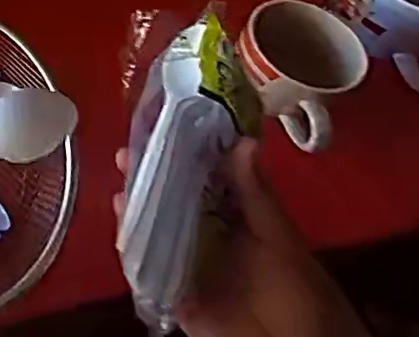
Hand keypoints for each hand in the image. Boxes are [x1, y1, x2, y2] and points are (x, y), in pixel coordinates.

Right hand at [114, 139, 368, 336]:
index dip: (172, 147)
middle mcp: (205, 228)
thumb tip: (244, 140)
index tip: (151, 125)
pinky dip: (134, 249)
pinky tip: (124, 229)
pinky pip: (150, 269)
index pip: (195, 169)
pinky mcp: (179, 294)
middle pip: (167, 193)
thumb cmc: (297, 285)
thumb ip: (256, 191)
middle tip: (125, 155)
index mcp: (228, 208)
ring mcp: (189, 260)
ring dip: (135, 206)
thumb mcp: (277, 234)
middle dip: (144, 173)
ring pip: (154, 226)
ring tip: (122, 190)